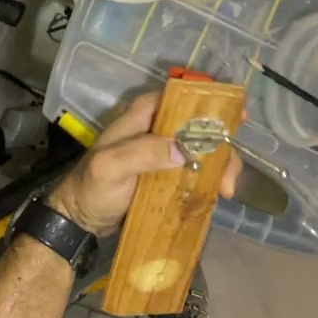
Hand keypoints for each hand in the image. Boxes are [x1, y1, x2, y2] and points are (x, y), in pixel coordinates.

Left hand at [46, 90, 242, 236]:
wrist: (80, 221)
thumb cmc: (91, 187)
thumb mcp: (111, 167)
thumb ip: (143, 153)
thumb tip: (183, 150)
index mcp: (144, 114)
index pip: (182, 97)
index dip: (211, 103)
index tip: (238, 117)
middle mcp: (158, 127)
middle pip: (200, 126)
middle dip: (222, 146)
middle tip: (229, 176)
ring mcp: (164, 151)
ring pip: (203, 149)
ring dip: (220, 167)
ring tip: (225, 192)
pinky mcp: (168, 174)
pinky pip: (197, 169)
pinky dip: (210, 180)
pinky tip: (218, 196)